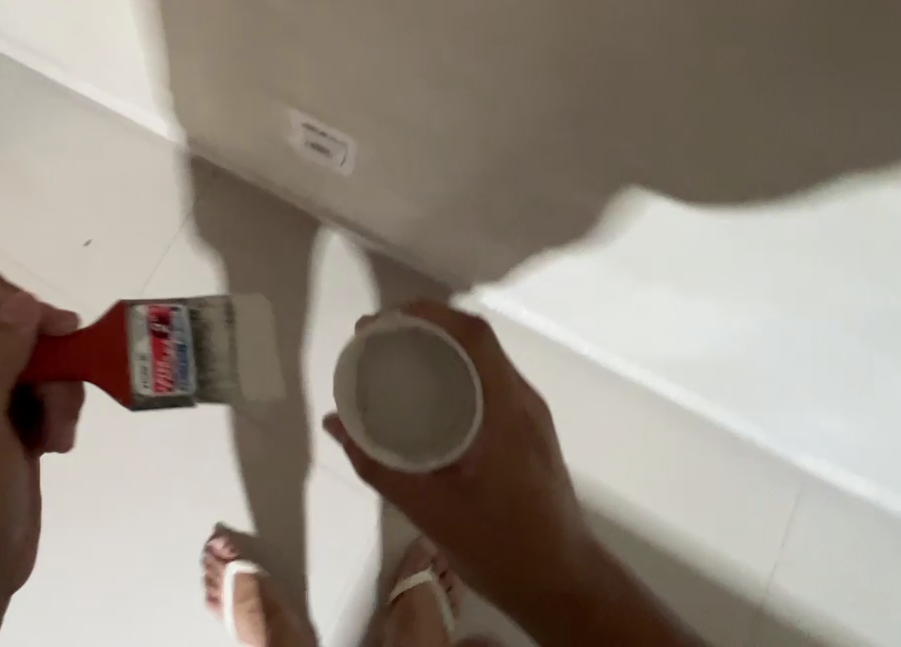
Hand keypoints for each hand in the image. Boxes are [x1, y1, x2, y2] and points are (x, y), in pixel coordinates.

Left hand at [0, 270, 84, 646]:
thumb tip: (25, 302)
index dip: (18, 306)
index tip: (55, 333)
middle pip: (18, 328)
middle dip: (50, 356)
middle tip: (68, 386)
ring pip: (42, 363)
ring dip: (61, 392)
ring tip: (58, 436)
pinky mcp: (16, 434)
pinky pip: (50, 396)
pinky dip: (62, 415)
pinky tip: (57, 447)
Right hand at [323, 302, 702, 646]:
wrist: (564, 586)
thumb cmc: (501, 545)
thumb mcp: (429, 508)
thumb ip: (378, 464)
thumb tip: (336, 423)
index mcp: (506, 409)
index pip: (472, 336)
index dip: (426, 314)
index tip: (381, 323)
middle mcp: (521, 400)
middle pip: (473, 338)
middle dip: (420, 325)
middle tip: (373, 339)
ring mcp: (527, 414)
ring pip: (480, 357)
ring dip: (436, 345)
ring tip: (390, 357)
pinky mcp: (525, 429)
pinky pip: (485, 379)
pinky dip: (450, 369)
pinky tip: (421, 393)